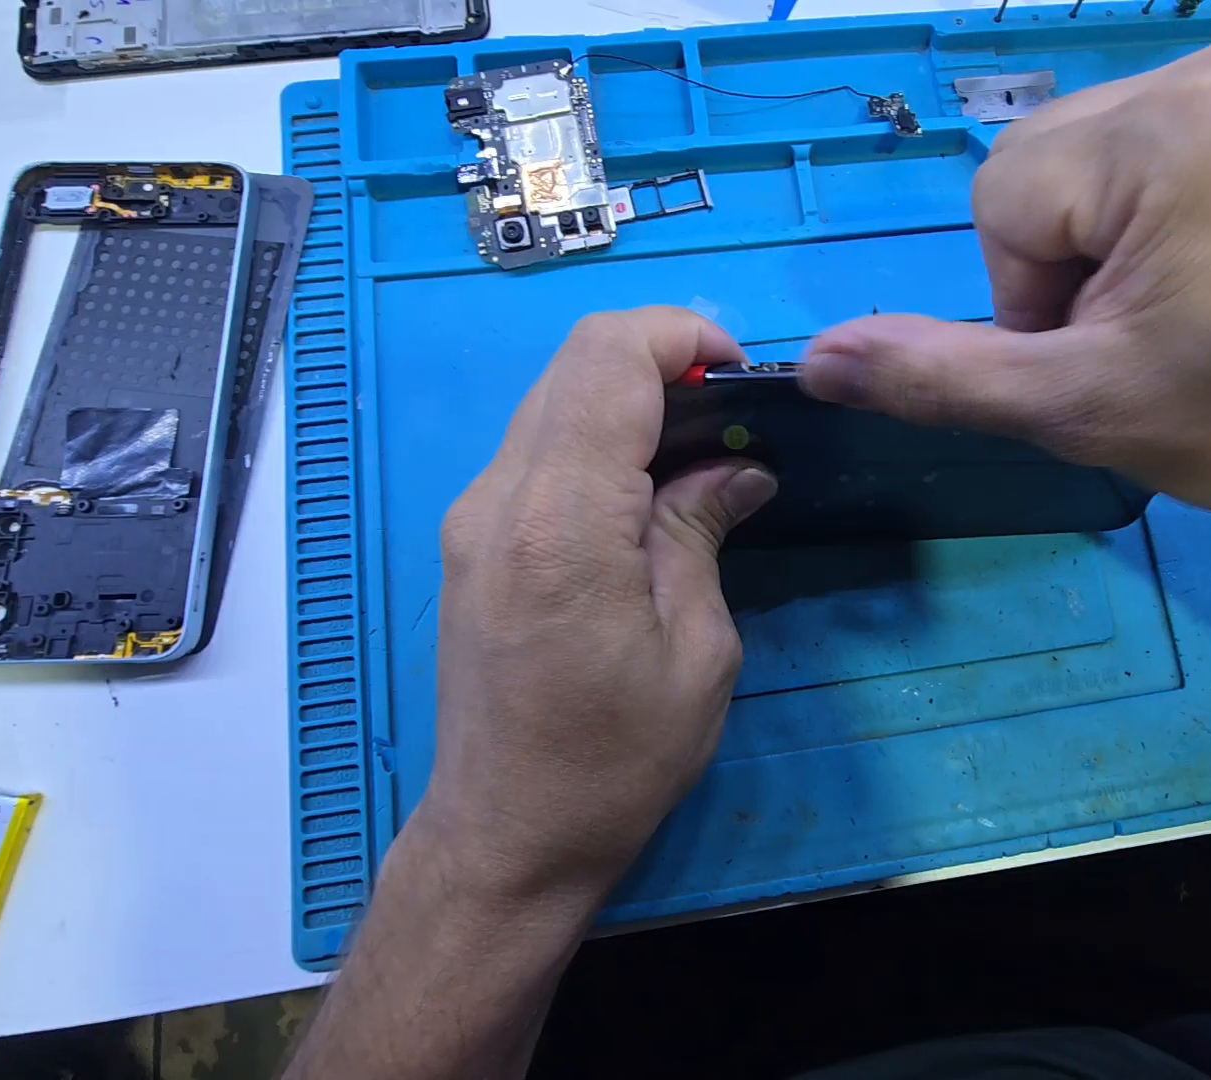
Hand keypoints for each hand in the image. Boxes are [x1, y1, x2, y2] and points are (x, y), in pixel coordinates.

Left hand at [424, 308, 776, 898]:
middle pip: (575, 364)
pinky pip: (538, 449)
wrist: (509, 836)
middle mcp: (501, 499)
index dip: (682, 337)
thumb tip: (738, 470)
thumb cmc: (617, 759)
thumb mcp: (697, 650)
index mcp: (564, 522)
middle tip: (728, 419)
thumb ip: (703, 533)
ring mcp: (474, 517)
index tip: (739, 378)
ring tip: (695, 457)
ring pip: (554, 400)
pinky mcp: (472, 541)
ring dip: (629, 402)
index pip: (609, 361)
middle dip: (662, 362)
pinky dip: (599, 440)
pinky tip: (645, 493)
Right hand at [798, 27, 1210, 573]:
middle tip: (1143, 334)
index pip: (1003, 201)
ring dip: (1094, 248)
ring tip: (1178, 306)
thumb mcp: (1074, 409)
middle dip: (1059, 269)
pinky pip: (1134, 147)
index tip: (1110, 348)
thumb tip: (815, 359)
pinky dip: (1135, 217)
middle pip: (1036, 172)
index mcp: (1177, 132)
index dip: (1029, 295)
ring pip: (1078, 162)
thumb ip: (936, 377)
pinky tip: (1204, 266)